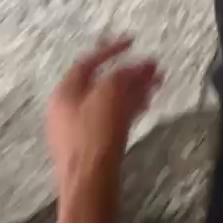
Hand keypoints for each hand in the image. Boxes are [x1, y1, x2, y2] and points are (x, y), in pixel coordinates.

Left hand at [46, 37, 161, 193]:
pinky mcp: (91, 143)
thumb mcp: (111, 92)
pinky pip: (112, 115)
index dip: (111, 49)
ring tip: (158, 83)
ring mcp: (77, 127)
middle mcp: (67, 108)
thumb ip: (125, 73)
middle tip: (153, 66)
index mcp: (65, 93)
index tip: (132, 41)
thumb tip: (139, 66)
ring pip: (110, 99)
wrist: (90, 181)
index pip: (88, 62)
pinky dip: (130, 105)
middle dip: (131, 72)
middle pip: (103, 81)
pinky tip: (146, 103)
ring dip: (134, 88)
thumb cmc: (95, 132)